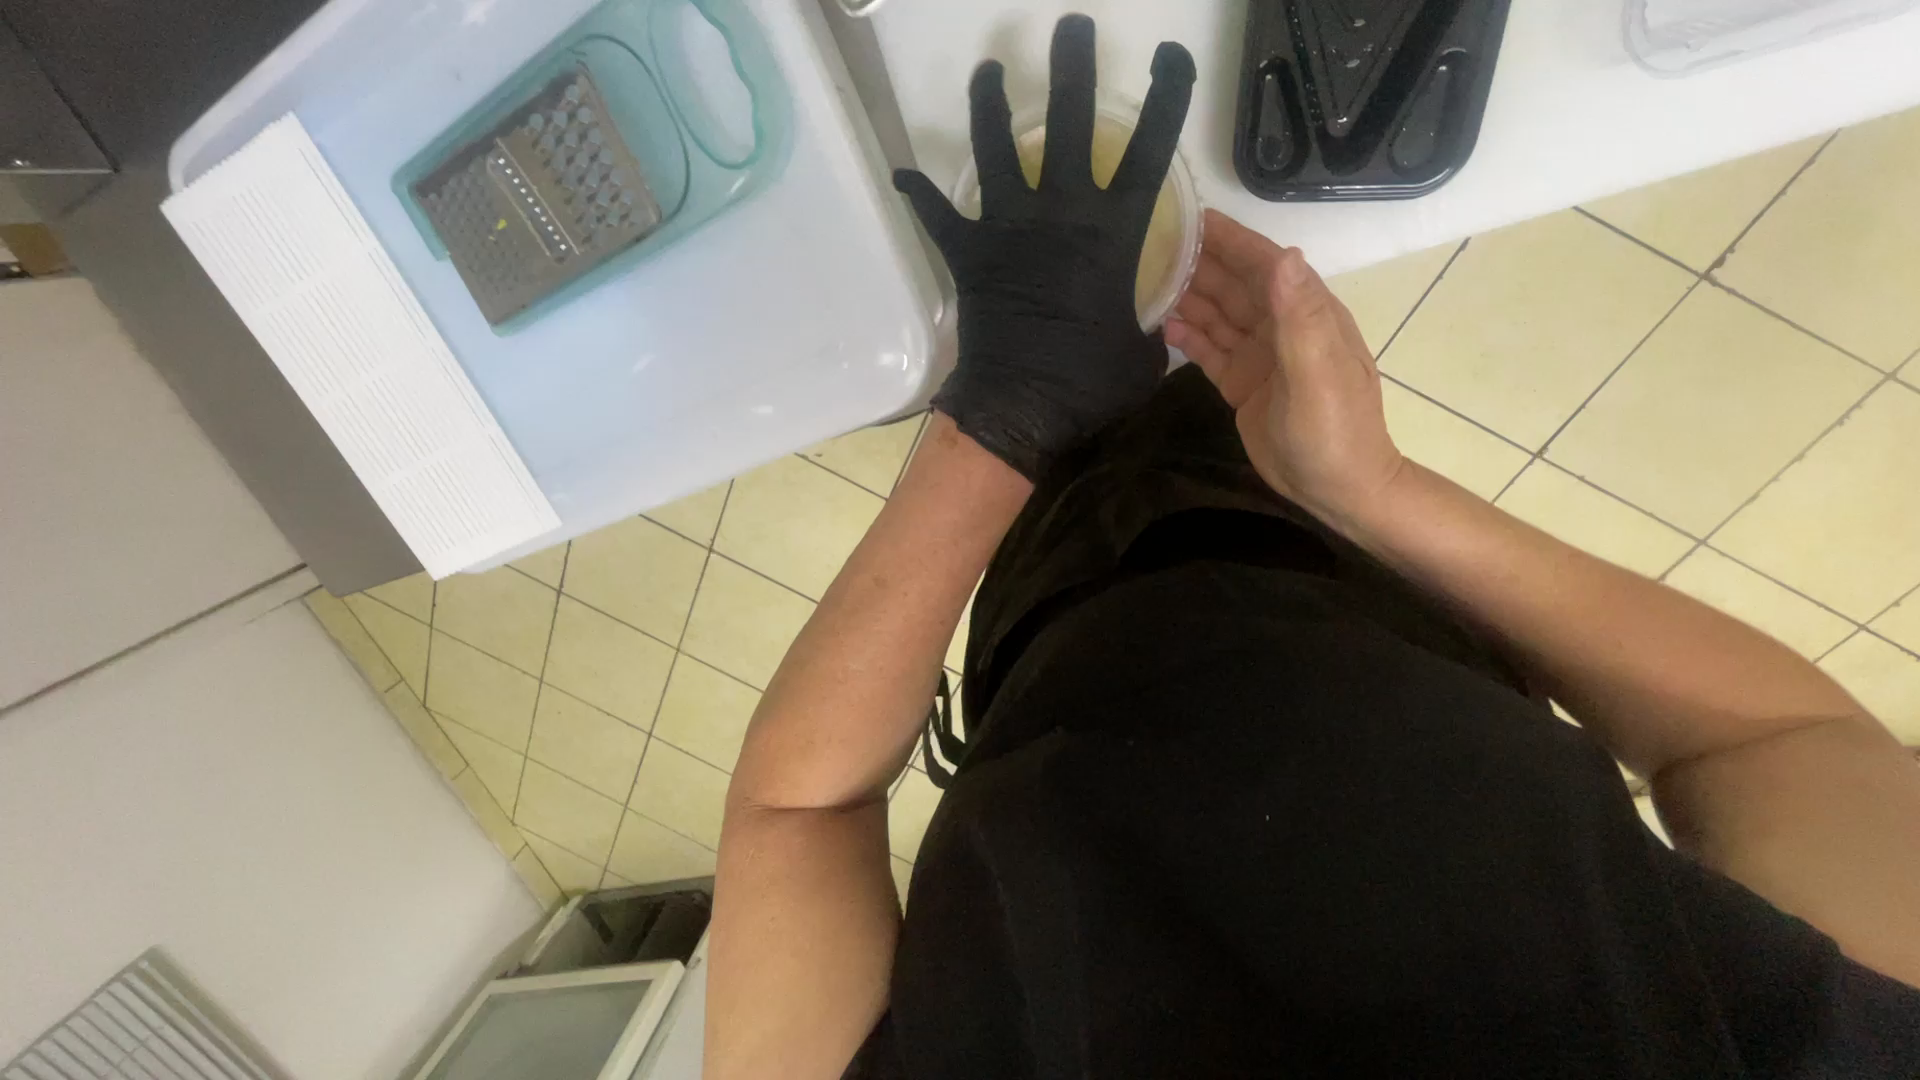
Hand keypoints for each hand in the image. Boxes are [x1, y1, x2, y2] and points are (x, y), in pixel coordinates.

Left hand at [891, 15, 1195, 480]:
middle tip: (1073, 28)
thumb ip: (1149, 329)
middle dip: (1073, 67)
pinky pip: (937, 216)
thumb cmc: (1088, 385)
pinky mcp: (967, 254)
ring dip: (990, 105)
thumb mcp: (1142, 357)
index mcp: (1112, 233)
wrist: (1019, 409)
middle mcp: (1059, 214)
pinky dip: (921, 194)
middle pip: (1067, 122)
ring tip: (990, 72)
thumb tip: (1148, 331)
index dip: (1165, 96)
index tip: (1168, 57)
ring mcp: (1007, 229)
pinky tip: (904, 173)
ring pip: (995, 148)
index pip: (1149, 148)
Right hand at [1166, 210, 1406, 527]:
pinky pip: (1210, 352)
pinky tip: (1163, 326)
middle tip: (1152, 246)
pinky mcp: (1241, 384)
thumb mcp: (1318, 373)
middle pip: (1235, 285)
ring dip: (1189, 298)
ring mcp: (1260, 357)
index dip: (1229, 240)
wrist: (1336, 488)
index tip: (1191, 218)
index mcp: (1305, 314)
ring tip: (1147, 281)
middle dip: (1200, 264)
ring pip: (1219, 316)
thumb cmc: (1335, 431)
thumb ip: (1299, 317)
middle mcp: (1280, 328)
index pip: (1263, 264)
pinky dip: (1189, 338)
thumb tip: (1283, 255)